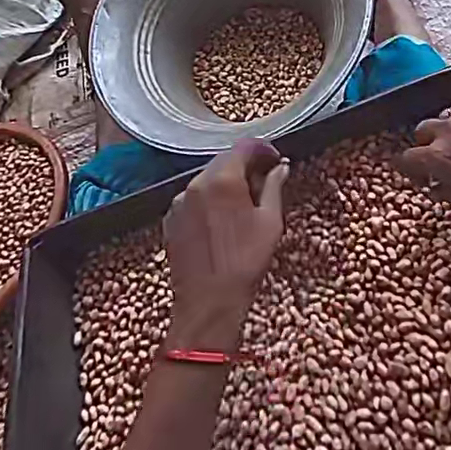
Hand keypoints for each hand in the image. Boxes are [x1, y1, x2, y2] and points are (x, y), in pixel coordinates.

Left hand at [162, 138, 290, 350]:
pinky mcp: (170, 219)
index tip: (275, 159)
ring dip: (226, 182)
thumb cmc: (245, 262)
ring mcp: (179, 202)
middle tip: (264, 181)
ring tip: (244, 204)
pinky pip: (193, 198)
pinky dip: (209, 200)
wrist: (208, 303)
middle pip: (223, 160)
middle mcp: (196, 184)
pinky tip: (222, 220)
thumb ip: (274, 187)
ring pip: (207, 179)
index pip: (244, 146)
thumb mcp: (270, 222)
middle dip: (245, 165)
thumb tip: (280, 167)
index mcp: (222, 179)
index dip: (263, 148)